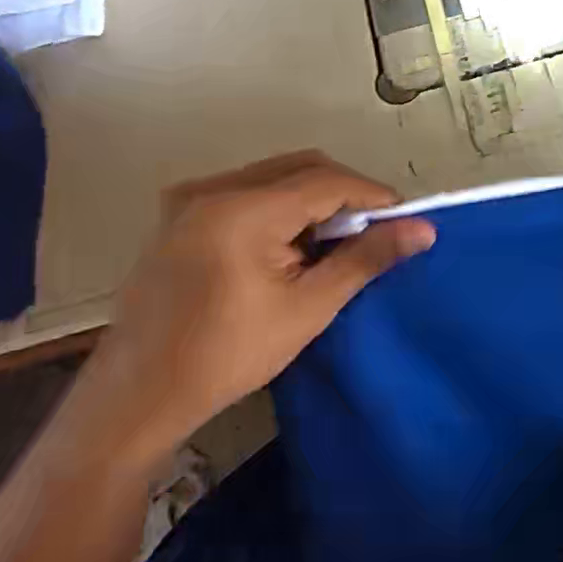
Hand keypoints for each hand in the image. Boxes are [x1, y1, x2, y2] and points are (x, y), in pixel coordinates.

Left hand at [60, 151, 434, 469]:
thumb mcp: (308, 308)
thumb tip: (423, 230)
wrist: (139, 394)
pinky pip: (248, 192)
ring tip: (334, 246)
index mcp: (242, 209)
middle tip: (374, 235)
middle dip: (345, 194)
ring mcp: (189, 197)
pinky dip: (282, 208)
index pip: (327, 180)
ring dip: (314, 201)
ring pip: (275, 176)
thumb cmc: (228, 355)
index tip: (405, 222)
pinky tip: (291, 248)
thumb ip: (366, 259)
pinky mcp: (180, 213)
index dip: (374, 195)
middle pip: (301, 167)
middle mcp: (211, 187)